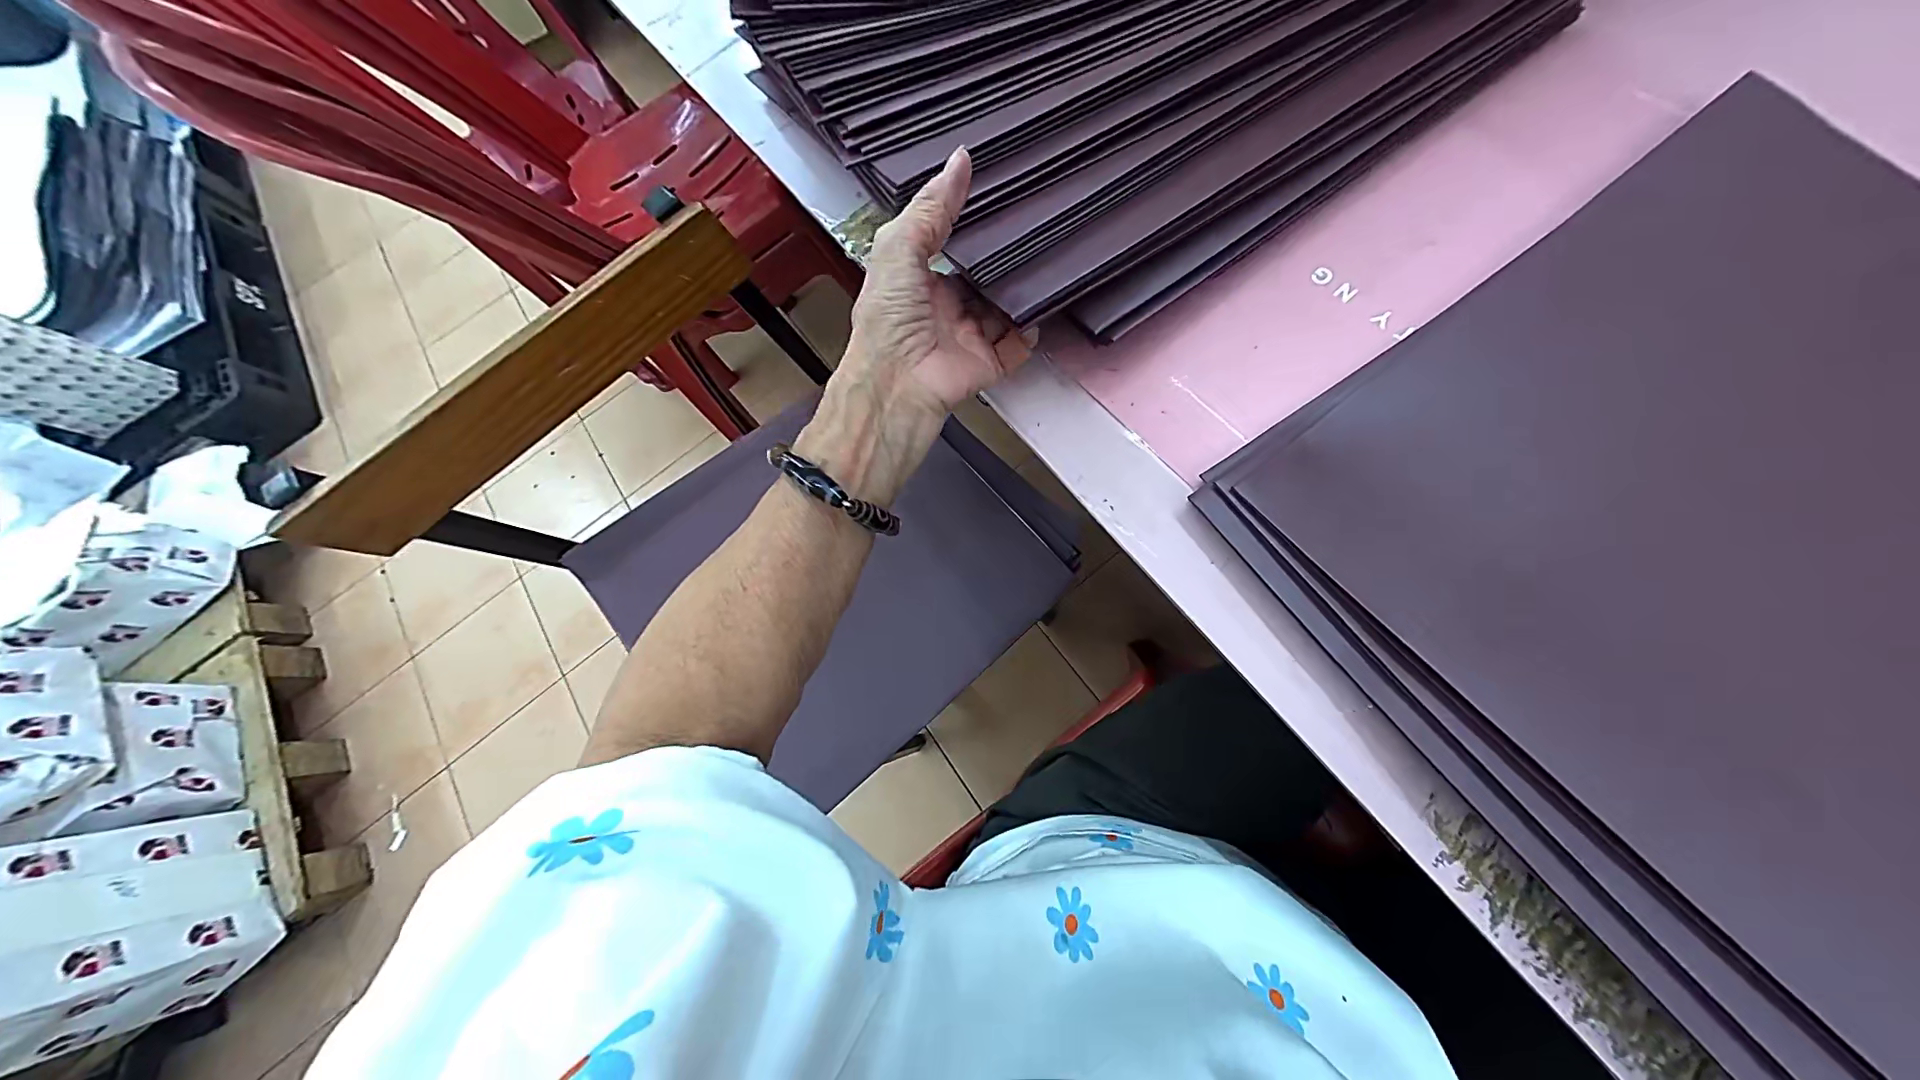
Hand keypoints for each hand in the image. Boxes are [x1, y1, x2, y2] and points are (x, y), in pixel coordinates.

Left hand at [797, 147, 1033, 504]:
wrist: (897, 384)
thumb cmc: (885, 322)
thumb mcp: (900, 247)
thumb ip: (931, 207)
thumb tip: (958, 161)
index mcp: (919, 282)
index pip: (950, 250)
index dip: (970, 229)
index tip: (996, 203)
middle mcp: (945, 309)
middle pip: (983, 279)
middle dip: (1003, 261)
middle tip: (1030, 232)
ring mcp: (968, 337)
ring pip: (1003, 310)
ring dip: (1019, 293)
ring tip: (1042, 263)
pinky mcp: (987, 362)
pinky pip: (1016, 345)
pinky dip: (1028, 331)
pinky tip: (1036, 310)